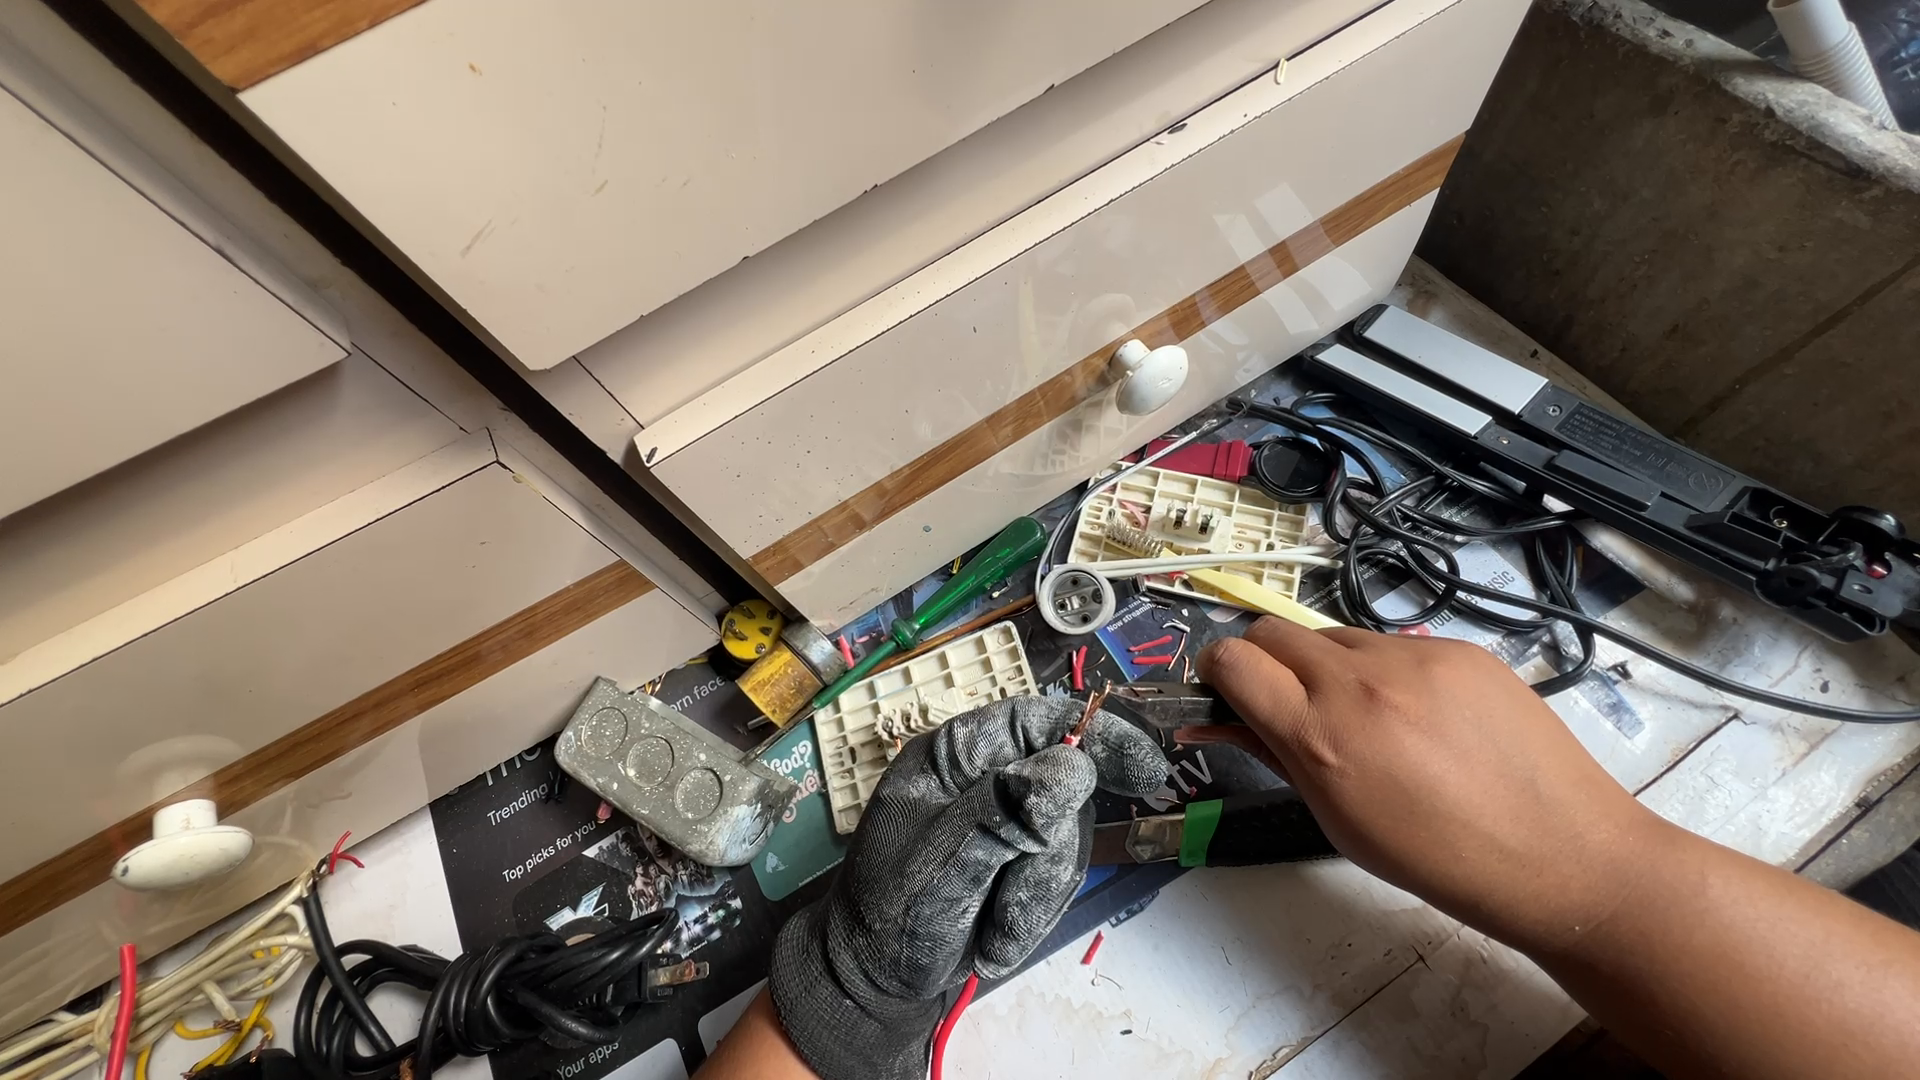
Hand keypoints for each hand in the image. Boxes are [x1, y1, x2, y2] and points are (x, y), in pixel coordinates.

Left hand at [770, 696, 1167, 1079]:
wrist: (875, 981)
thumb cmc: (888, 911)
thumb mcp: (939, 860)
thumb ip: (1004, 811)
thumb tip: (1073, 766)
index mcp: (953, 755)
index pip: (1033, 721)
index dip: (1093, 734)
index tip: (1146, 770)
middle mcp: (985, 776)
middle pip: (1061, 789)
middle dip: (1045, 855)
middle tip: (1013, 898)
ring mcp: (1006, 818)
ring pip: (1065, 839)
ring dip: (1035, 894)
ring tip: (991, 931)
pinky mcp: (1020, 858)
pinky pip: (1057, 875)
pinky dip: (1032, 913)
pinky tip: (995, 936)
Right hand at [1197, 617, 1669, 951]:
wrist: (1568, 859)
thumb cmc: (1435, 858)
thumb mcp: (1335, 819)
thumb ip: (1270, 754)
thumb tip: (1210, 722)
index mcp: (1321, 736)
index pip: (1231, 660)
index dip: (1216, 670)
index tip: (1226, 691)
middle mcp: (1359, 682)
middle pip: (1269, 630)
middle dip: (1261, 661)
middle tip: (1289, 703)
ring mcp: (1413, 658)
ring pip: (1330, 635)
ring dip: (1324, 666)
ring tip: (1368, 716)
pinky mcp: (1459, 648)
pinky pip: (1390, 644)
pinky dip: (1382, 671)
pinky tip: (1421, 714)